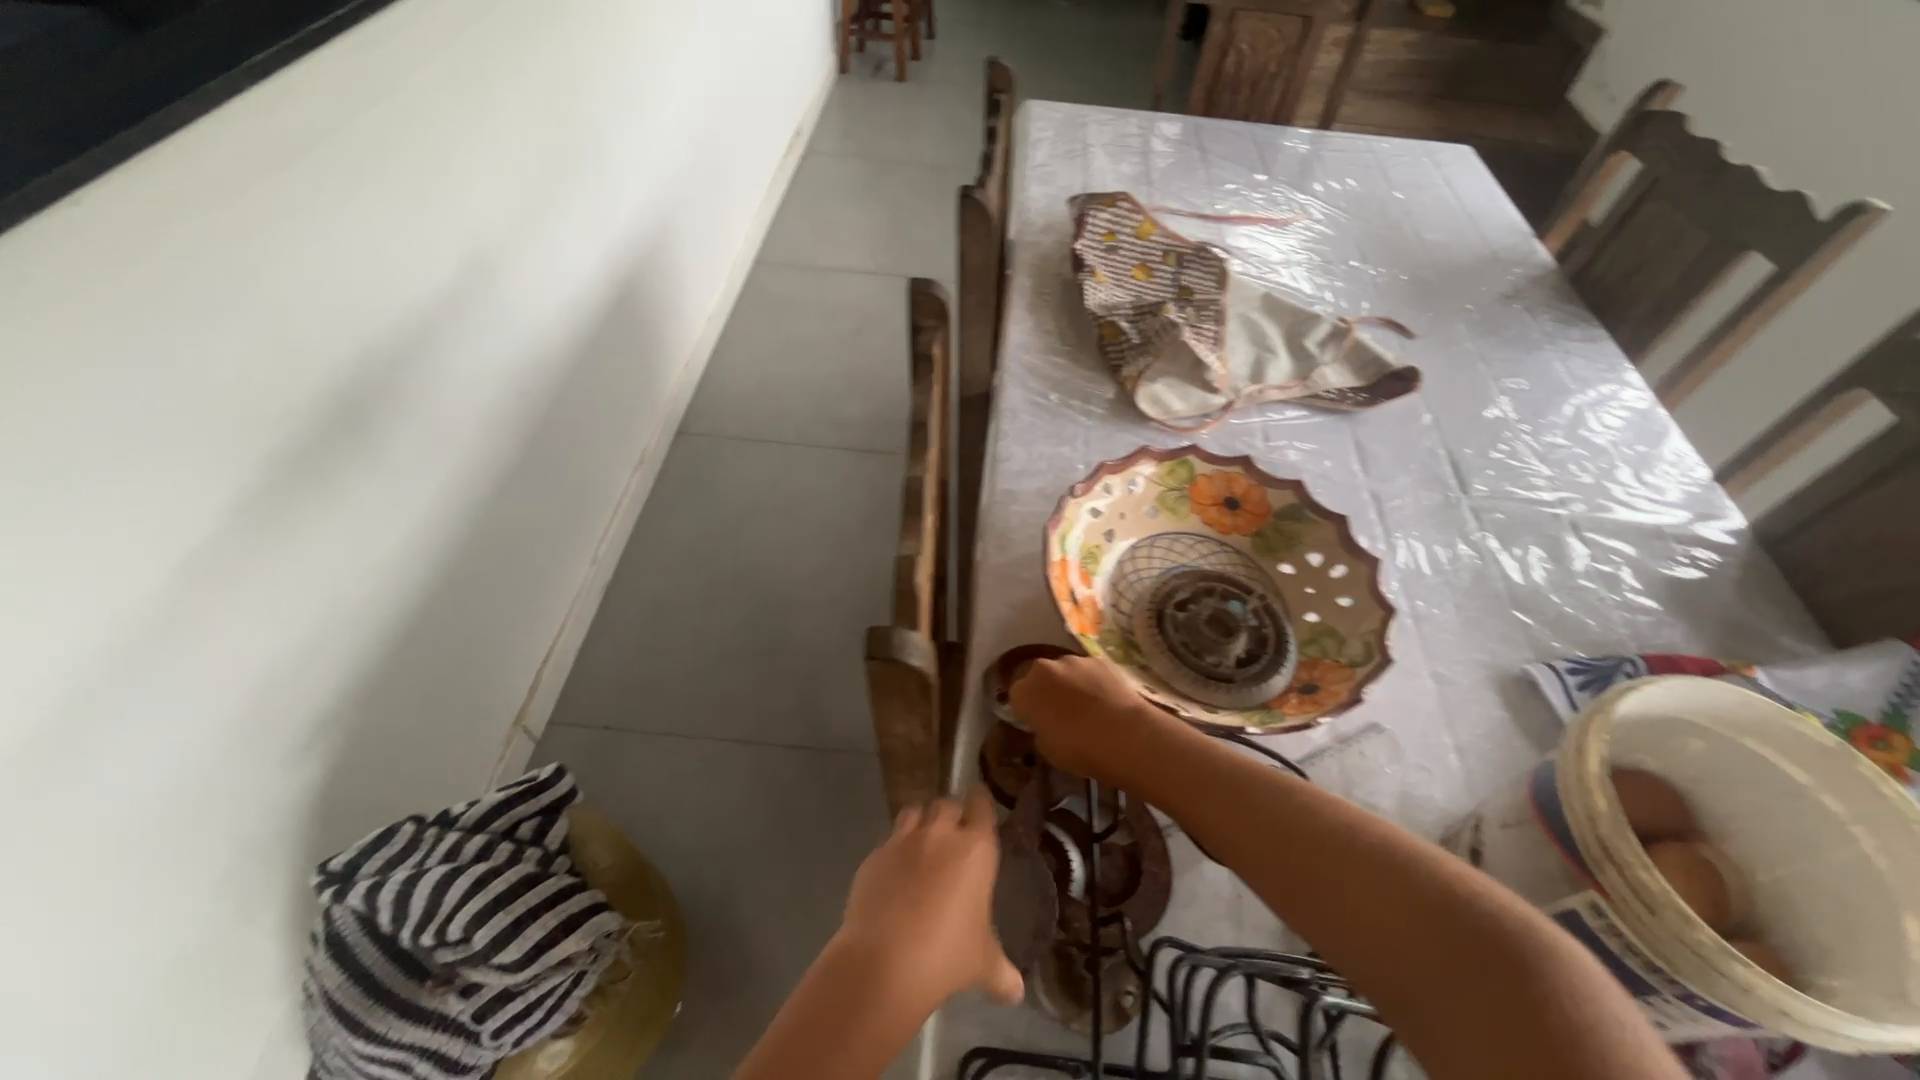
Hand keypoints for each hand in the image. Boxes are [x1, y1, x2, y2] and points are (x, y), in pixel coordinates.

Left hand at [835, 785, 1023, 1007]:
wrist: (884, 961)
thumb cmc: (946, 955)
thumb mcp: (982, 964)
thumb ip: (1002, 973)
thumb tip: (1016, 993)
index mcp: (976, 849)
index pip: (981, 805)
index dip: (980, 802)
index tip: (980, 804)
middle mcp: (940, 834)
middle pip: (946, 804)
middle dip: (950, 815)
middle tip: (953, 835)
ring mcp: (902, 841)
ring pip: (913, 813)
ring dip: (920, 823)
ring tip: (922, 845)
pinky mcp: (873, 856)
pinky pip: (888, 841)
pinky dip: (894, 849)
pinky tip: (894, 874)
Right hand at [1007, 655, 1189, 787]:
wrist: (1123, 735)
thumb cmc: (1078, 749)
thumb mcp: (1047, 749)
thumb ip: (1040, 730)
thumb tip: (1046, 724)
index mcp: (1024, 691)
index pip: (1017, 696)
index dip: (1027, 710)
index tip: (1038, 722)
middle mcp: (1044, 668)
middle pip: (1040, 677)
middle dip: (1047, 691)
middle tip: (1061, 713)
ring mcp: (1073, 660)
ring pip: (1065, 671)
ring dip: (1070, 684)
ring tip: (1088, 706)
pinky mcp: (1100, 660)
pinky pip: (1090, 670)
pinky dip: (1094, 681)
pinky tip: (1106, 700)